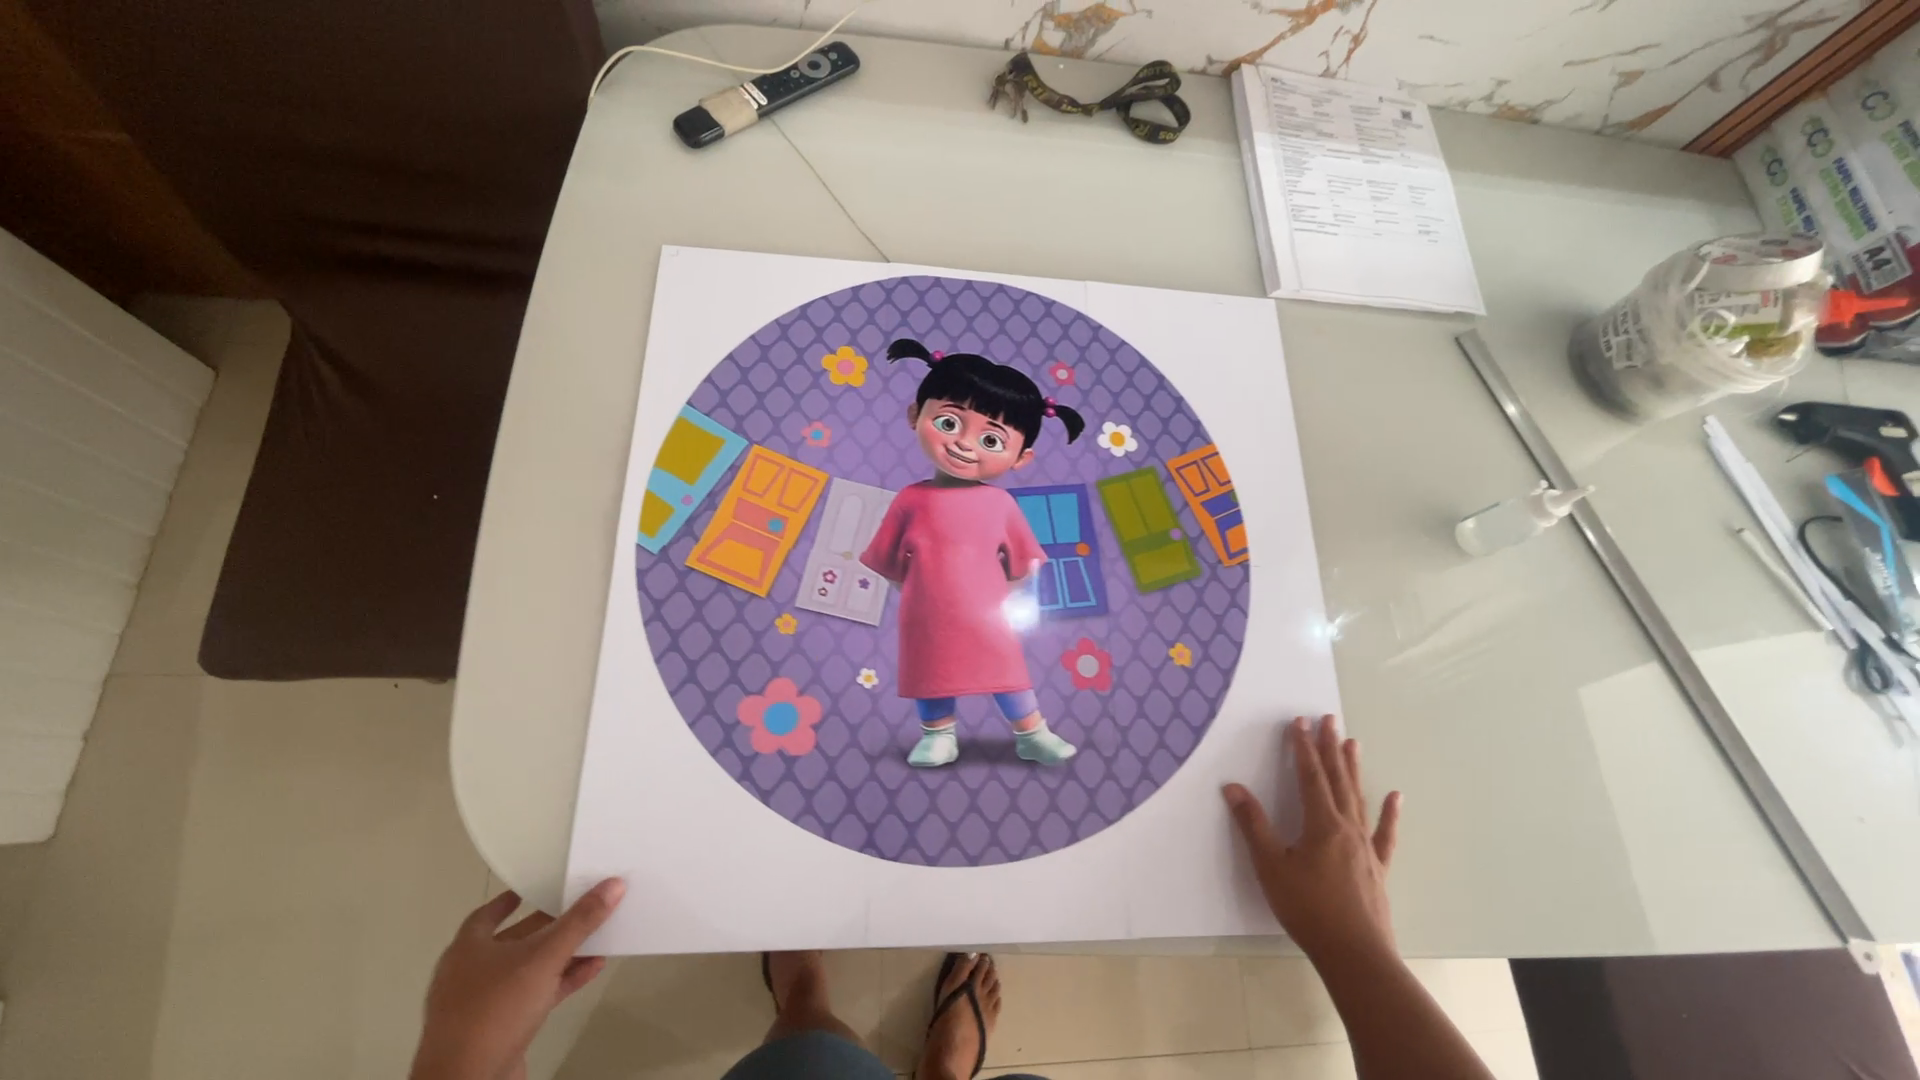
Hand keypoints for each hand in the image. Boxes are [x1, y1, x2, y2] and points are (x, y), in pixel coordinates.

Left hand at [410, 878, 625, 1079]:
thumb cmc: (496, 1010)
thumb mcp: (543, 958)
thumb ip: (580, 922)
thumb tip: (614, 884)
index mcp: (467, 950)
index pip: (487, 914)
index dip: (510, 900)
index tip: (535, 888)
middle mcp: (469, 974)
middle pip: (515, 940)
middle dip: (549, 926)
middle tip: (581, 908)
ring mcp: (483, 1005)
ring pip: (528, 970)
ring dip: (561, 956)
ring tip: (597, 939)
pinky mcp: (499, 1030)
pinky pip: (535, 995)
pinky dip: (561, 982)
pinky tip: (591, 970)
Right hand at [1222, 716, 1400, 961]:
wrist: (1355, 953)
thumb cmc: (1307, 908)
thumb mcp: (1270, 866)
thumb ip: (1253, 825)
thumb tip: (1233, 787)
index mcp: (1320, 824)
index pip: (1309, 776)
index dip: (1302, 748)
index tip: (1297, 722)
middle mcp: (1346, 827)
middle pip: (1337, 779)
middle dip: (1330, 748)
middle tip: (1328, 719)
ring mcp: (1366, 847)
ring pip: (1359, 798)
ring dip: (1353, 769)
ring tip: (1352, 742)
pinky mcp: (1378, 867)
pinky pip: (1385, 834)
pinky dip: (1390, 814)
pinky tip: (1395, 797)